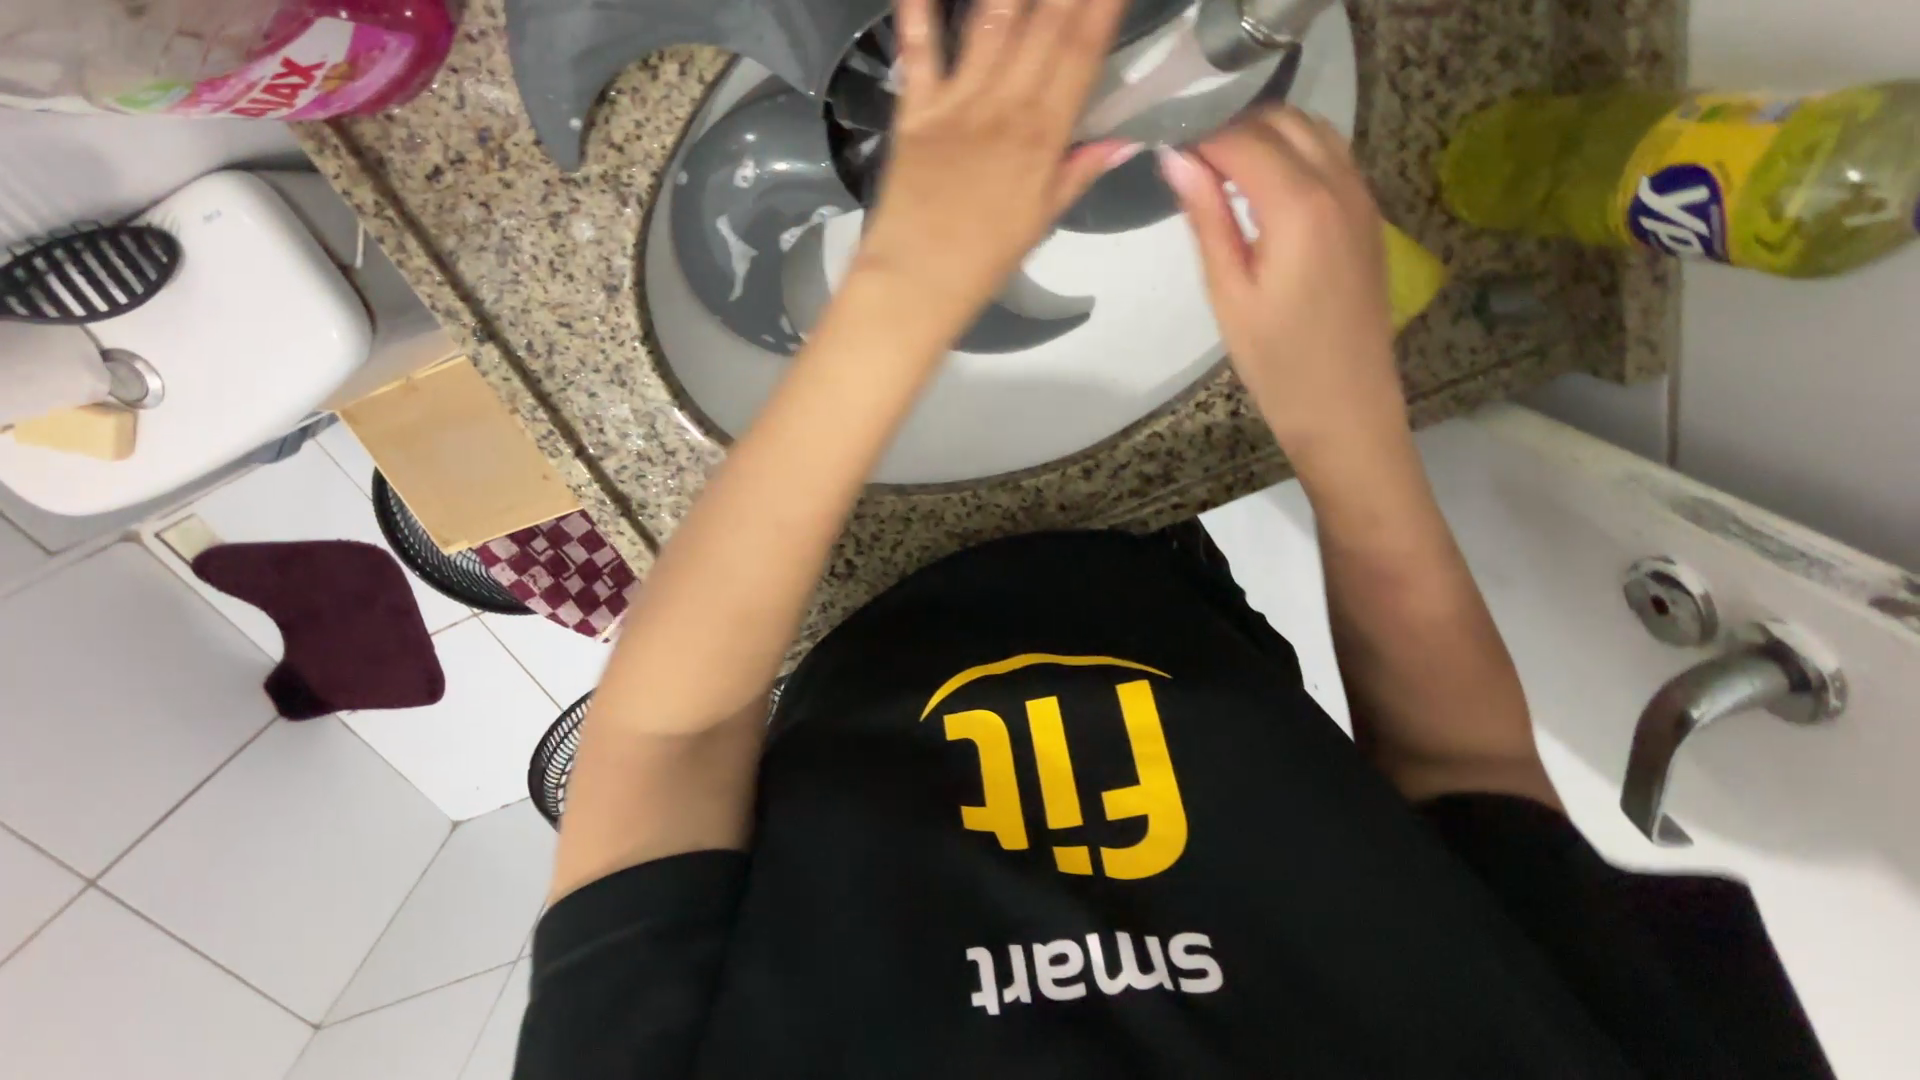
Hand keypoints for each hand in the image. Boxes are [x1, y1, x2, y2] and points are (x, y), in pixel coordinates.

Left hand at [856, 0, 1141, 337]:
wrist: (916, 281)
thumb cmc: (983, 260)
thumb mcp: (1040, 221)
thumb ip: (1078, 173)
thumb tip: (1124, 141)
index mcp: (1043, 136)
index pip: (1082, 52)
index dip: (1101, 5)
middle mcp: (1005, 106)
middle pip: (1044, 23)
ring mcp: (957, 102)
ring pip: (992, 20)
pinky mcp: (914, 108)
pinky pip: (920, 48)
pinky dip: (919, 9)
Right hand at [1157, 106, 1405, 452]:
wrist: (1347, 406)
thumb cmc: (1278, 363)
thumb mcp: (1229, 294)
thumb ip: (1207, 219)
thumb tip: (1176, 159)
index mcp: (1299, 206)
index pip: (1241, 139)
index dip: (1198, 136)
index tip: (1162, 148)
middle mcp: (1339, 184)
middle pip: (1281, 120)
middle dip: (1231, 127)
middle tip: (1187, 162)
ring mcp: (1361, 196)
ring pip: (1311, 130)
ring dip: (1265, 135)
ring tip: (1219, 172)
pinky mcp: (1368, 214)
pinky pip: (1331, 156)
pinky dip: (1293, 153)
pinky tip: (1262, 188)